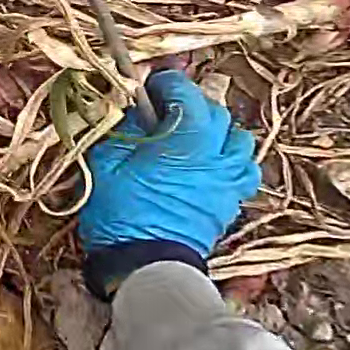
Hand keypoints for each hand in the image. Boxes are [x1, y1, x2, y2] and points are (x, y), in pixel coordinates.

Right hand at [78, 71, 260, 256]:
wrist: (146, 267)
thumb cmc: (122, 211)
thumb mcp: (107, 160)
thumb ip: (123, 125)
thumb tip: (132, 103)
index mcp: (188, 135)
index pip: (184, 89)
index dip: (162, 82)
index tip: (144, 86)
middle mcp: (217, 151)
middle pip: (213, 109)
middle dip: (187, 103)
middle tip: (159, 112)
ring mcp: (229, 177)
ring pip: (236, 138)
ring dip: (215, 131)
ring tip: (190, 139)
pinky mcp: (231, 200)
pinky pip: (242, 169)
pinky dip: (228, 160)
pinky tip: (207, 166)